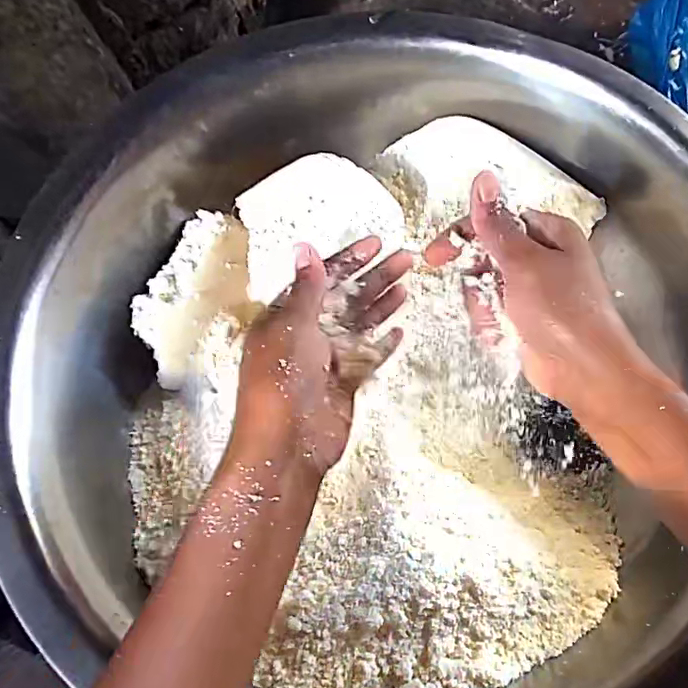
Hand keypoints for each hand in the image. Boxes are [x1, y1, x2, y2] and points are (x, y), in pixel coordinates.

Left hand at [231, 237, 409, 478]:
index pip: (322, 278)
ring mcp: (328, 359)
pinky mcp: (345, 383)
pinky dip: (383, 344)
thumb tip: (306, 249)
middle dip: (375, 276)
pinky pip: (368, 357)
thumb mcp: (292, 328)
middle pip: (347, 297)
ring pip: (361, 323)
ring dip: (382, 303)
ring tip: (407, 284)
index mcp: (288, 317)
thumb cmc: (281, 384)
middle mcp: (308, 334)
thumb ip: (306, 289)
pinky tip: (399, 331)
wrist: (289, 444)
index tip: (375, 242)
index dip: (348, 259)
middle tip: (404, 258)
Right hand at [424, 170, 657, 413]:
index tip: (437, 254)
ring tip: (498, 322)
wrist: (583, 370)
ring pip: (487, 288)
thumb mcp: (523, 262)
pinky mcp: (527, 320)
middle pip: (488, 255)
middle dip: (477, 280)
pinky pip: (494, 313)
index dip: (465, 234)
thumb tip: (483, 178)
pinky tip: (501, 337)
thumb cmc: (561, 311)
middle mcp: (544, 258)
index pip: (497, 220)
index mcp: (551, 234)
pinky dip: (492, 324)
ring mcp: (534, 292)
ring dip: (484, 306)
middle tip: (476, 298)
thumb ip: (496, 224)